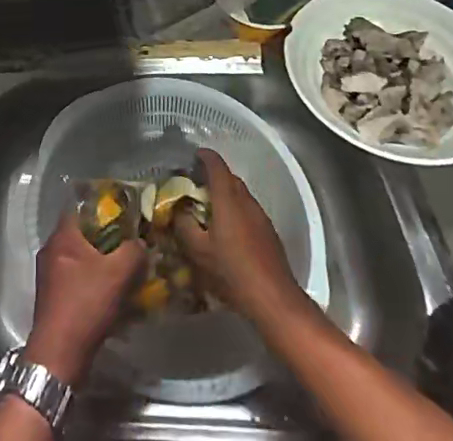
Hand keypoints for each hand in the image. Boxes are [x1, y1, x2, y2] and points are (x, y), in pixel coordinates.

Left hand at [26, 209, 144, 384]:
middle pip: (80, 236)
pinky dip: (90, 284)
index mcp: (62, 238)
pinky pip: (73, 281)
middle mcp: (50, 251)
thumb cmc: (86, 304)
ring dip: (98, 265)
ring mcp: (47, 276)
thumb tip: (139, 243)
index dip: (102, 211)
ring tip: (121, 273)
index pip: (80, 210)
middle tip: (126, 247)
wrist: (59, 354)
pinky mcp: (50, 298)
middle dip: (104, 241)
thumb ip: (133, 251)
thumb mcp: (119, 274)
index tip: (122, 218)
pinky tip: (108, 297)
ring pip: (77, 260)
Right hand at [174, 149, 312, 324]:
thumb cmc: (231, 271)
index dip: (205, 157)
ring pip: (240, 195)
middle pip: (230, 179)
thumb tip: (179, 210)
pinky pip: (248, 211)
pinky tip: (227, 231)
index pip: (217, 166)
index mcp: (228, 200)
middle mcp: (247, 201)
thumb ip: (184, 225)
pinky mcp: (268, 232)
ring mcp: (261, 216)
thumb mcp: (198, 251)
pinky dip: (235, 210)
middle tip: (195, 185)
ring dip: (225, 195)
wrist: (273, 298)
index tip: (193, 156)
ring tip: (208, 209)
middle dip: (213, 176)